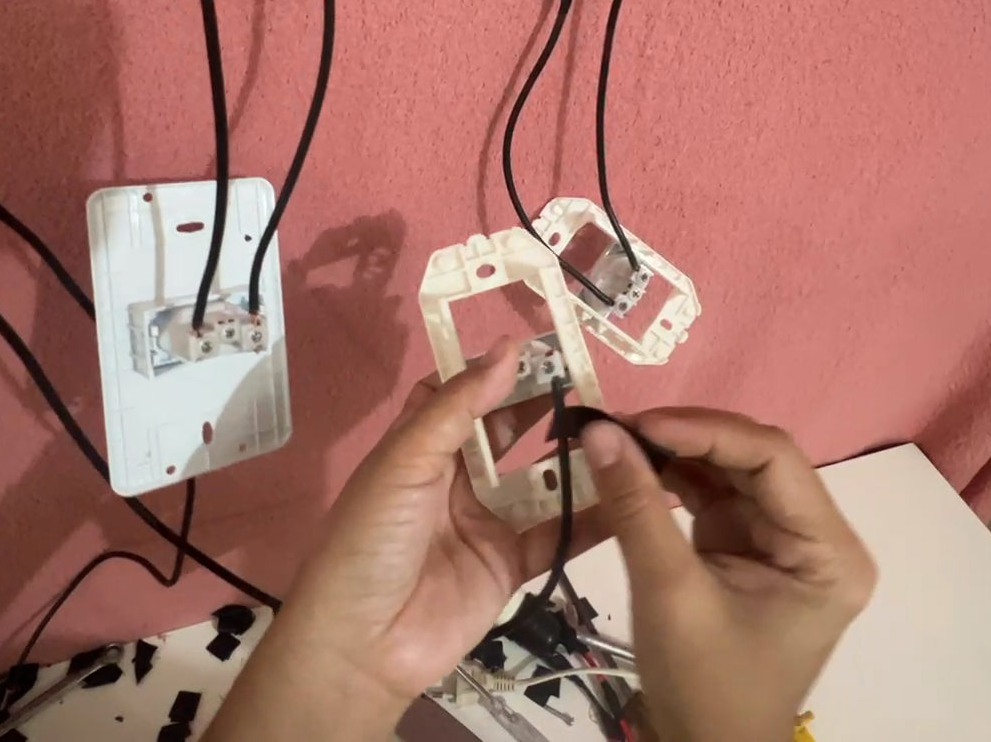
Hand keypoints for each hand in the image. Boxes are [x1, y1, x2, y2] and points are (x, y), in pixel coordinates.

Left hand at [206, 338, 604, 741]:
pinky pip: (555, 534)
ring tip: (619, 432)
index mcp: (423, 442)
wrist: (362, 645)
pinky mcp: (509, 562)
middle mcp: (457, 474)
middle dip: (545, 407)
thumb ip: (461, 405)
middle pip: (508, 430)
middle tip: (595, 385)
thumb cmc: (374, 535)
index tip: (545, 346)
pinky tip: (629, 497)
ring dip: (574, 458)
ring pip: (538, 478)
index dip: (498, 369)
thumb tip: (509, 348)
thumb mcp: (407, 458)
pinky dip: (591, 519)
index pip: (464, 392)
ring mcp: (486, 518)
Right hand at [581, 409, 875, 741]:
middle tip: (619, 426)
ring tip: (616, 438)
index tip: (639, 423)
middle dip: (685, 436)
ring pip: (727, 466)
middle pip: (752, 457)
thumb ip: (635, 505)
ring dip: (672, 450)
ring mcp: (778, 536)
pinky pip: (709, 490)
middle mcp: (813, 534)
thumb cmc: (705, 687)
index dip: (706, 430)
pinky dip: (669, 475)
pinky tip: (632, 464)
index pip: (774, 459)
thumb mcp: (669, 592)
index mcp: (827, 552)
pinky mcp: (745, 541)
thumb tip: (597, 429)